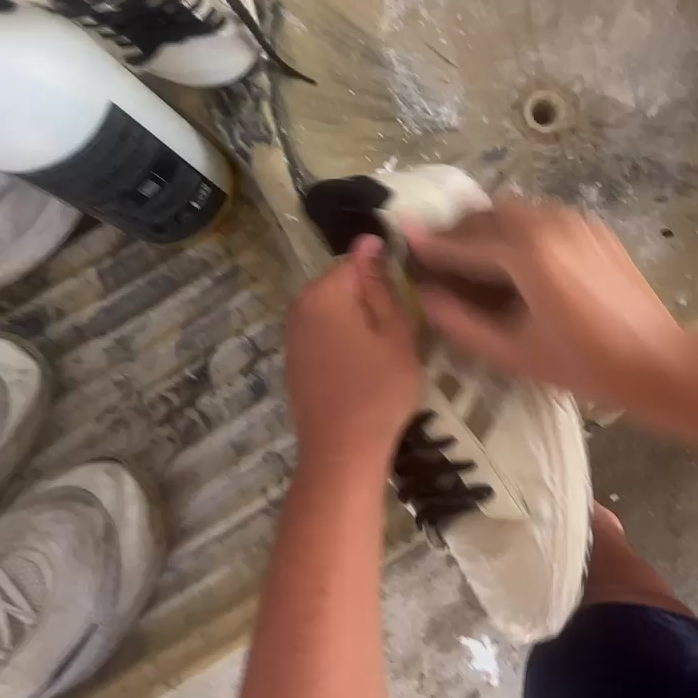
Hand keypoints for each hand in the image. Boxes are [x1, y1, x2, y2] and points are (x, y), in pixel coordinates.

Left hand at [283, 236, 422, 472]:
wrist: (342, 454)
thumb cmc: (379, 390)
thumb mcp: (395, 333)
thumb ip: (380, 285)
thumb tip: (370, 243)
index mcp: (324, 294)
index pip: (357, 259)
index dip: (385, 275)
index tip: (405, 296)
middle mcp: (299, 307)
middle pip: (341, 283)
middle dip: (369, 297)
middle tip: (399, 328)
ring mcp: (292, 336)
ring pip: (333, 309)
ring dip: (357, 319)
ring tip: (384, 348)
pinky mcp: (294, 360)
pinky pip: (323, 332)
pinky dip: (343, 339)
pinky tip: (362, 365)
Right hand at [404, 196, 697, 409]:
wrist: (656, 361)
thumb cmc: (582, 364)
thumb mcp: (513, 351)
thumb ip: (461, 322)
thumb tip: (424, 297)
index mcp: (527, 253)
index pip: (466, 243)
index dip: (431, 243)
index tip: (402, 236)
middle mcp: (550, 224)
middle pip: (489, 215)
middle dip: (460, 231)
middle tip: (440, 256)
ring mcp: (576, 222)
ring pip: (517, 210)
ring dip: (490, 226)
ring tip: (476, 258)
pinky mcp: (594, 229)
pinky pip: (544, 216)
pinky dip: (520, 228)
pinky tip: (519, 260)